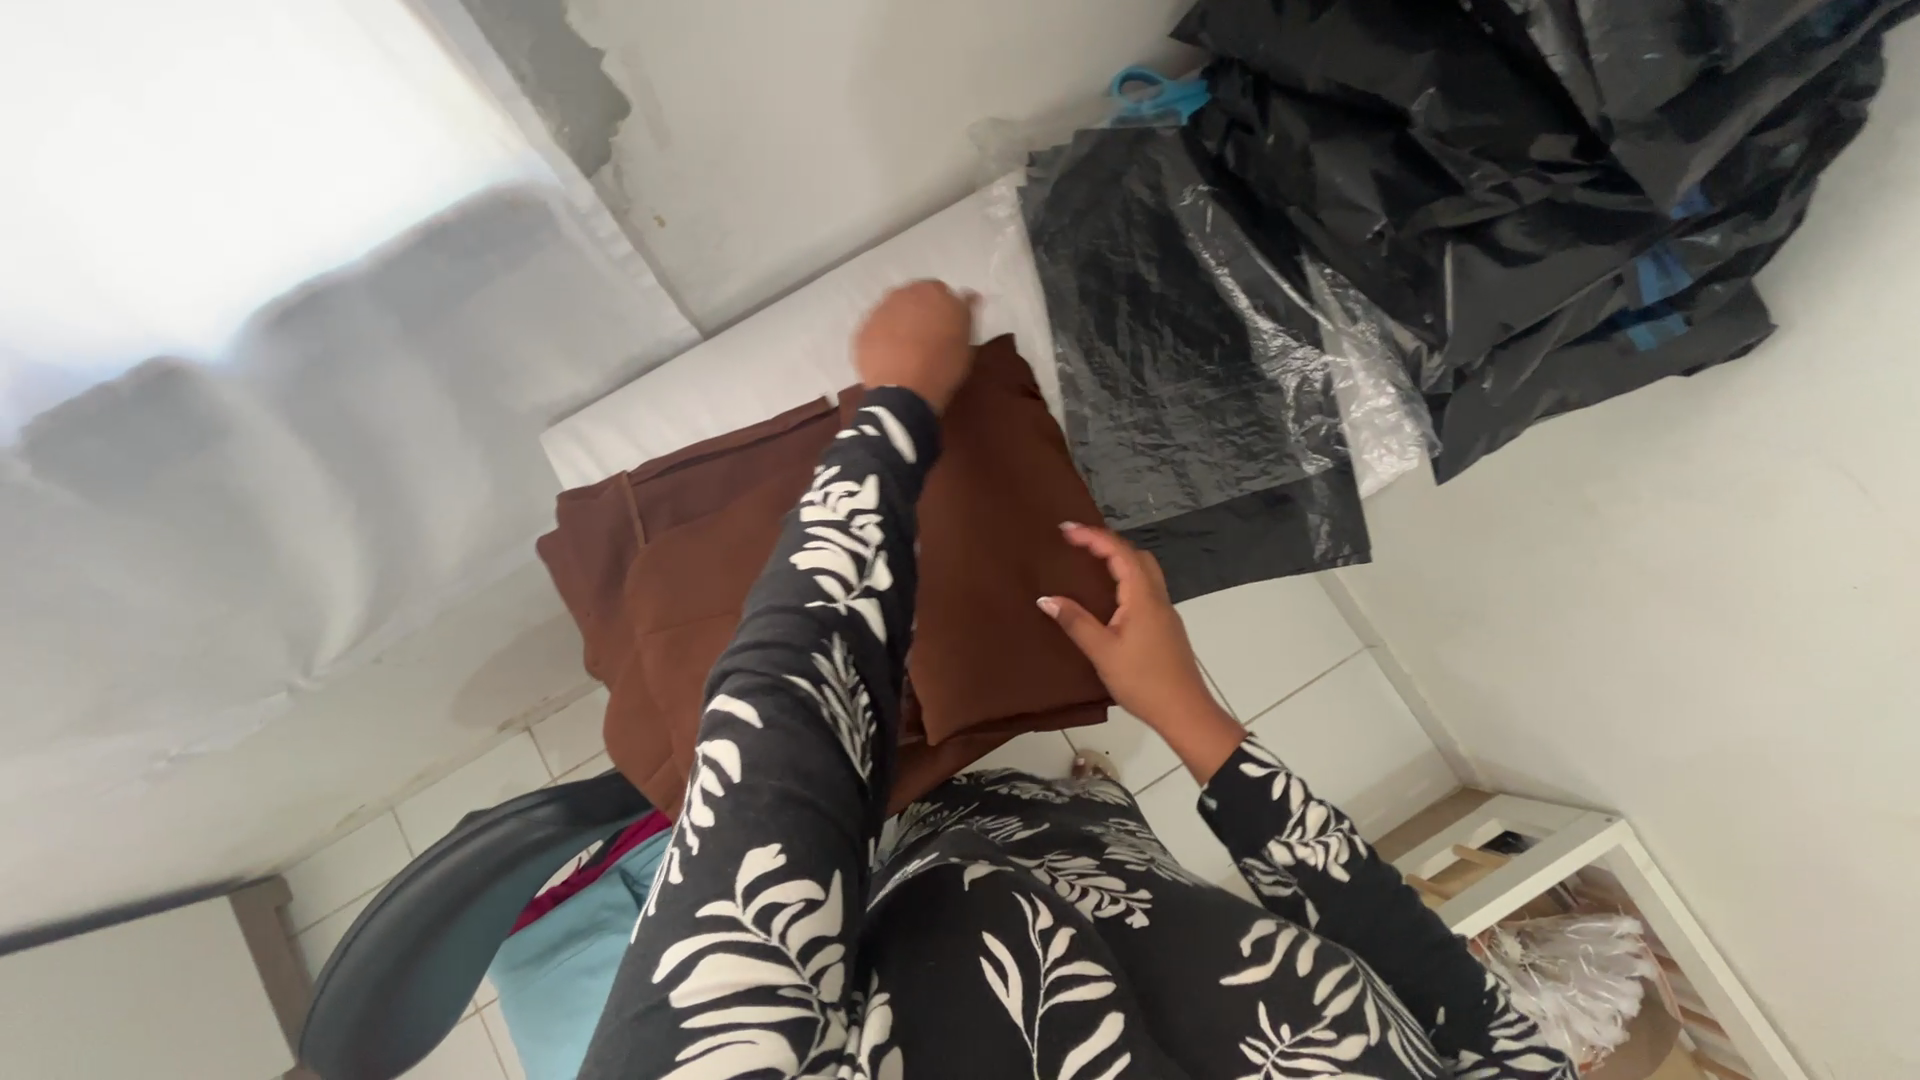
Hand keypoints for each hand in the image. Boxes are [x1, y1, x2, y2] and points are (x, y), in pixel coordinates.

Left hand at [854, 280, 978, 413]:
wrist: (904, 392)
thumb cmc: (943, 366)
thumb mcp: (966, 340)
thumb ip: (966, 312)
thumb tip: (970, 294)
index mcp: (932, 292)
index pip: (939, 292)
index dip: (943, 310)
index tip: (945, 328)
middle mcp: (901, 294)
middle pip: (911, 299)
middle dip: (918, 313)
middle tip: (925, 339)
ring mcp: (877, 312)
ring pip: (891, 313)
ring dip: (898, 324)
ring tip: (905, 351)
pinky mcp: (861, 332)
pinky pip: (874, 331)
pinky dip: (881, 340)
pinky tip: (888, 359)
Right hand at [1040, 524, 1245, 782]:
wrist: (1184, 711)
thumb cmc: (1143, 680)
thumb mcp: (1102, 652)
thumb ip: (1075, 622)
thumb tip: (1046, 598)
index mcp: (1142, 597)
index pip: (1118, 553)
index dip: (1093, 536)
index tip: (1066, 529)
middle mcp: (1157, 597)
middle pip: (1136, 555)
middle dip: (1107, 542)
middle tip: (1078, 542)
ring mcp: (1165, 612)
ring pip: (1144, 571)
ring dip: (1119, 559)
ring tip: (1090, 563)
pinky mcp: (1165, 626)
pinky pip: (1145, 588)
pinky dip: (1126, 578)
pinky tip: (1110, 595)